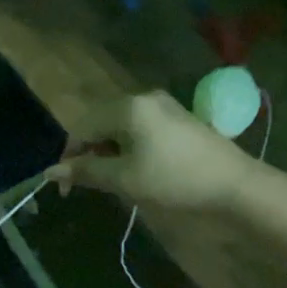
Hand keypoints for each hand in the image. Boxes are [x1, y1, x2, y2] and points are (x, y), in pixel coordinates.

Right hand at [44, 92, 258, 212]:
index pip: (82, 127)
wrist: (237, 188)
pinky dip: (130, 150)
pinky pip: (142, 131)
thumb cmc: (175, 181)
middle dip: (90, 155)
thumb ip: (87, 172)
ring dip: (110, 154)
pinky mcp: (181, 121)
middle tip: (91, 186)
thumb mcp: (125, 180)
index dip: (69, 157)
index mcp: (127, 107)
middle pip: (101, 123)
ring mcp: (166, 108)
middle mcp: (144, 98)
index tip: (66, 189)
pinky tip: (139, 172)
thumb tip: (50, 171)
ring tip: (116, 182)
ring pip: (121, 128)